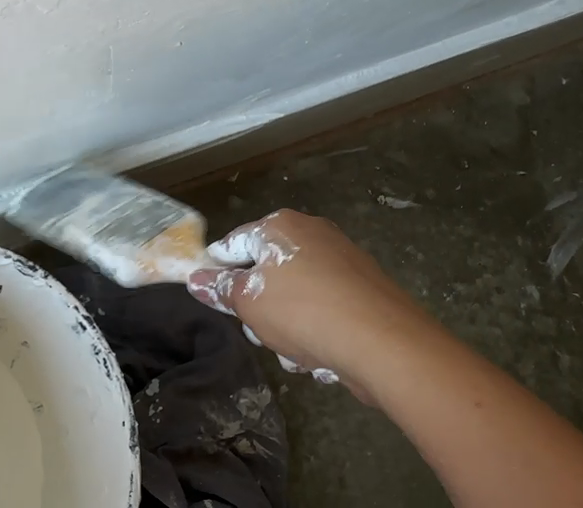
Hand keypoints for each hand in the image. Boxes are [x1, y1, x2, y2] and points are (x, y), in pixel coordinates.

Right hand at [187, 209, 439, 402]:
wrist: (386, 343)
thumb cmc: (304, 312)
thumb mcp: (249, 302)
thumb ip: (221, 289)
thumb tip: (196, 280)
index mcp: (280, 225)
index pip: (234, 243)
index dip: (218, 268)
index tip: (210, 293)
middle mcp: (312, 232)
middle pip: (268, 269)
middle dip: (260, 305)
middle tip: (260, 332)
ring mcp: (344, 259)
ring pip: (297, 293)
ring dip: (290, 324)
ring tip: (297, 353)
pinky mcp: (367, 288)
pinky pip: (327, 306)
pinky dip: (320, 328)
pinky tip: (324, 357)